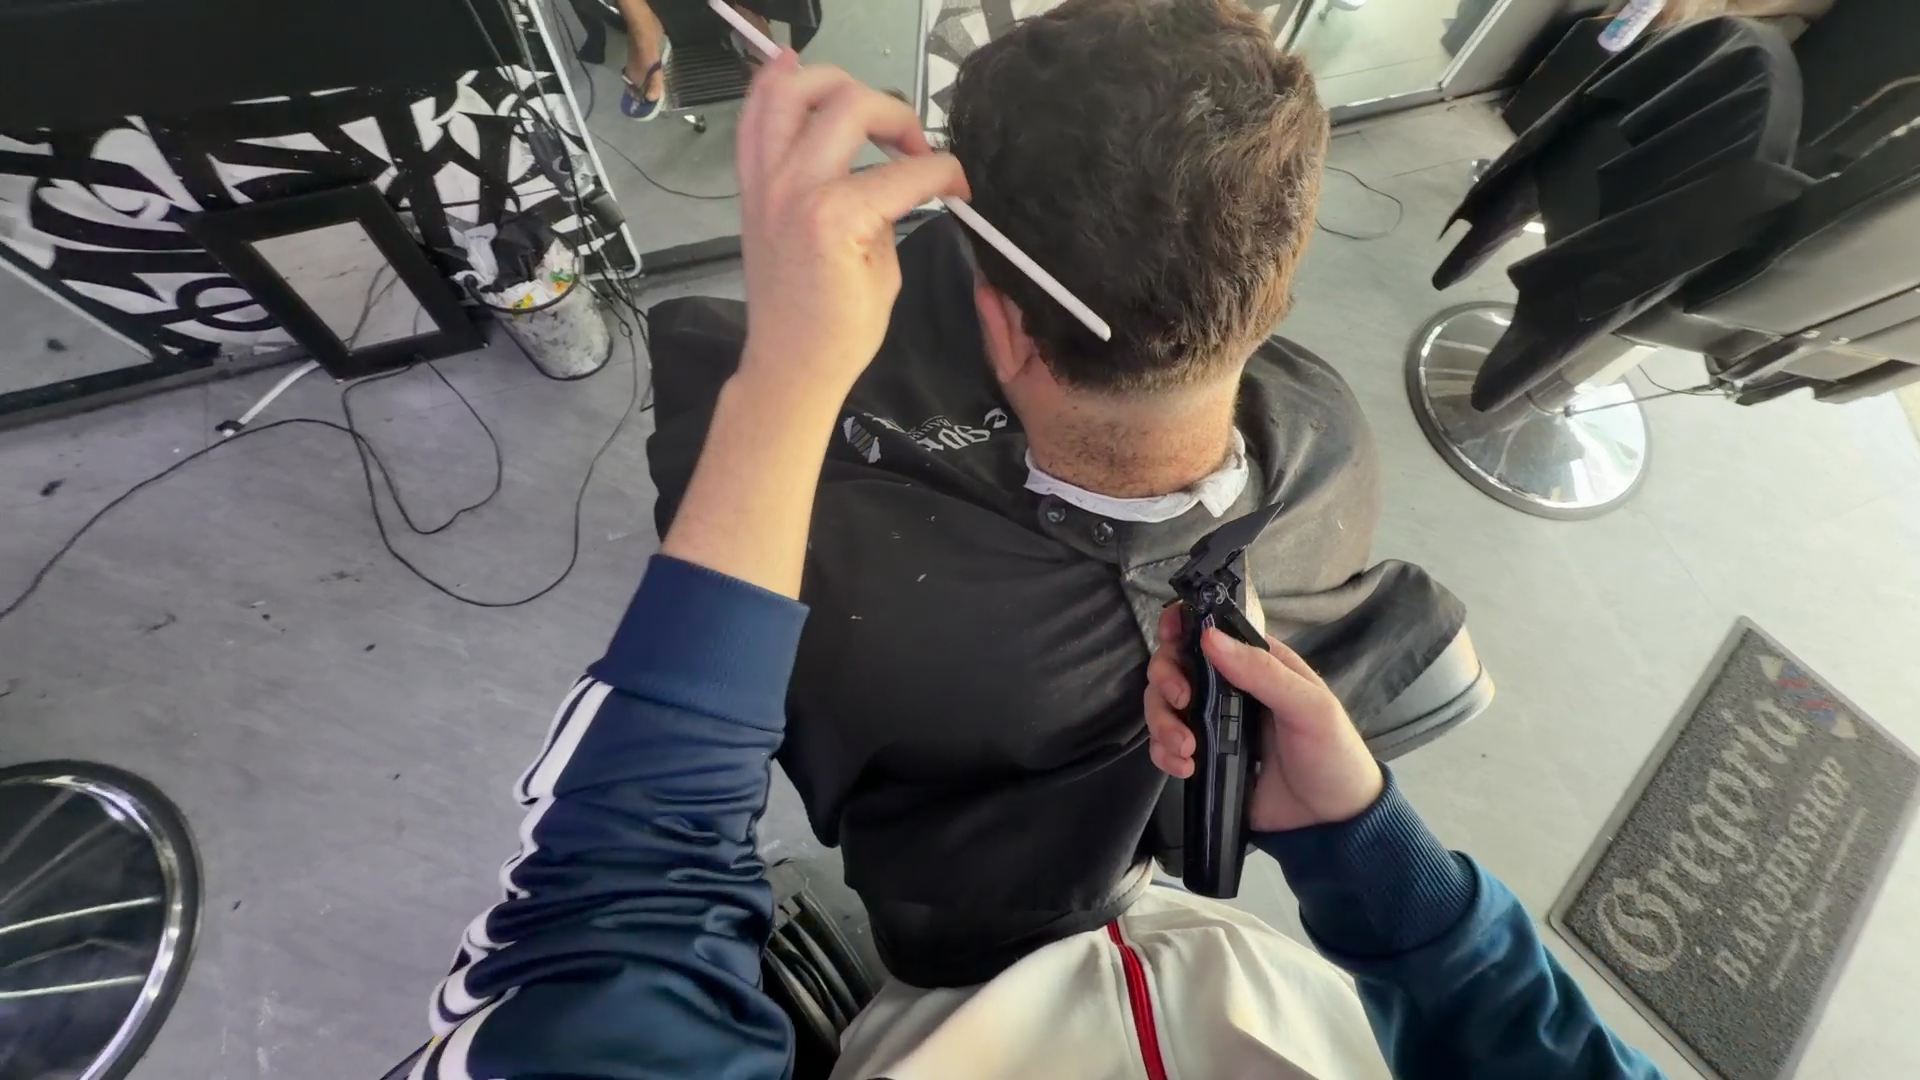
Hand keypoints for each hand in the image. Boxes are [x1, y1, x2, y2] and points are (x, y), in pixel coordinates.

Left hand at [734, 54, 969, 402]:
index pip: (907, 172)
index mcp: (838, 217)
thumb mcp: (886, 276)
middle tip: (916, 148)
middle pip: (853, 106)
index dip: (945, 174)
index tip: (959, 187)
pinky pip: (753, 119)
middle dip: (899, 115)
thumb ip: (890, 217)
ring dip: (835, 83)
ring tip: (863, 104)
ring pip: (793, 91)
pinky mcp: (751, 187)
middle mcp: (796, 186)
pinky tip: (795, 71)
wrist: (789, 364)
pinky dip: (772, 87)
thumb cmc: (842, 336)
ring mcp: (766, 181)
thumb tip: (896, 185)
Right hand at [1144, 604, 1383, 831]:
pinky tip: (1185, 767)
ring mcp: (1209, 722)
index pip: (1209, 631)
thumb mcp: (1310, 707)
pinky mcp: (1200, 756)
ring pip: (1161, 705)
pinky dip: (1164, 753)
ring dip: (1162, 723)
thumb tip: (1210, 638)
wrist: (1332, 823)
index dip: (1180, 625)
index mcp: (1254, 663)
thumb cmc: (1333, 753)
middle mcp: (1224, 687)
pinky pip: (1164, 745)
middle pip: (1172, 666)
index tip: (1169, 635)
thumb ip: (1262, 671)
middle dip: (1165, 681)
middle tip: (1181, 701)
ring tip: (1186, 749)